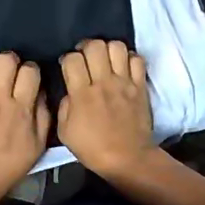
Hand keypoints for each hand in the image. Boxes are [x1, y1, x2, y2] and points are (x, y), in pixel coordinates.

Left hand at [0, 51, 51, 199]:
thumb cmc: (10, 164)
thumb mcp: (38, 145)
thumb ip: (43, 115)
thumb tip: (41, 92)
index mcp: (20, 107)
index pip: (29, 70)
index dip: (32, 70)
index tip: (29, 79)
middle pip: (5, 59)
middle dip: (11, 61)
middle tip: (10, 74)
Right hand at [57, 39, 160, 180]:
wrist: (127, 158)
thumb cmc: (92, 148)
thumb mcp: (64, 132)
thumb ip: (64, 106)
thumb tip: (70, 92)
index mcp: (82, 94)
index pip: (72, 59)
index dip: (67, 59)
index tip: (68, 67)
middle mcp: (103, 82)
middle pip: (95, 46)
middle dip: (86, 47)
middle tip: (85, 58)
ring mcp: (124, 82)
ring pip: (116, 47)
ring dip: (107, 49)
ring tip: (104, 60)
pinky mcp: (140, 86)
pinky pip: (136, 59)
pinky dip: (128, 58)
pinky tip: (122, 68)